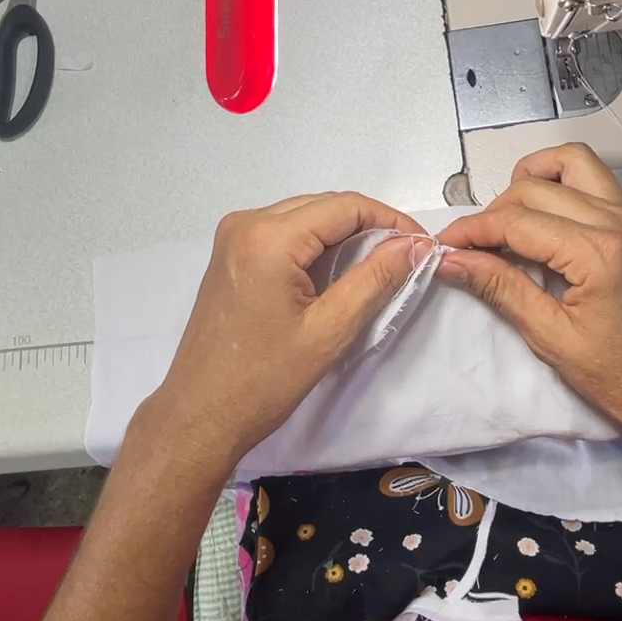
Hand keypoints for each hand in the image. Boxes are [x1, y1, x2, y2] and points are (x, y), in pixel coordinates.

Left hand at [143, 192, 428, 468]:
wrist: (200, 415)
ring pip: (305, 215)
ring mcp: (232, 236)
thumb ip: (376, 279)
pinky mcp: (230, 253)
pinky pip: (284, 231)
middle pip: (324, 205)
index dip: (390, 220)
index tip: (421, 246)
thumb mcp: (330, 331)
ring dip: (344, 233)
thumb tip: (414, 245)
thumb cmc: (265, 380)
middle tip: (405, 256)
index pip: (345, 207)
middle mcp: (245, 223)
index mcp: (268, 237)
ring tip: (380, 263)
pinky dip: (316, 243)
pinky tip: (338, 270)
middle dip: (369, 225)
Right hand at [435, 144, 621, 456]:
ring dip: (528, 182)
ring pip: (567, 164)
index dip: (471, 231)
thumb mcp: (552, 338)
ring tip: (506, 222)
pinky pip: (592, 178)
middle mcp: (617, 222)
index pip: (516, 221)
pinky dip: (558, 182)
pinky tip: (540, 217)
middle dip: (492, 213)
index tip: (443, 247)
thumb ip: (500, 289)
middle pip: (534, 187)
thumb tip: (452, 261)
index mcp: (598, 253)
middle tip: (469, 248)